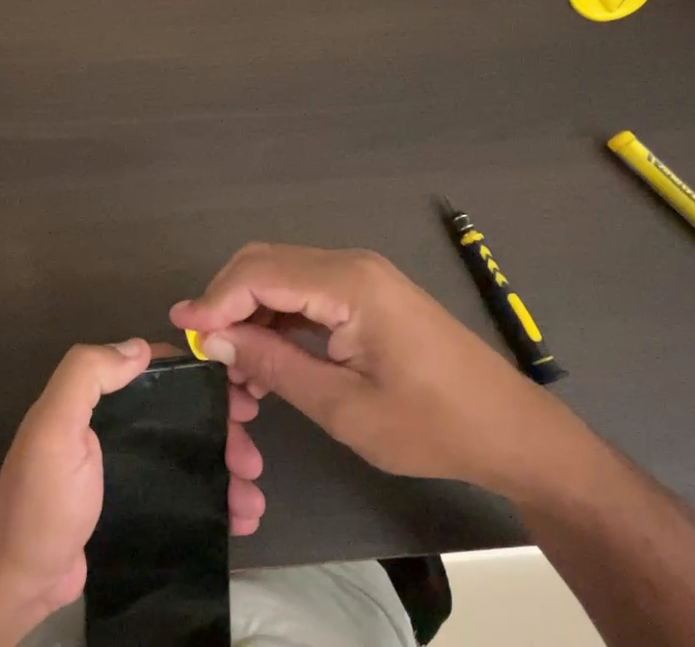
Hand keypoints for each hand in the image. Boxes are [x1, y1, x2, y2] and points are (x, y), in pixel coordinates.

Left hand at [0, 339, 268, 615]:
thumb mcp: (55, 426)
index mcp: (95, 403)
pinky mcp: (136, 506)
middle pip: (180, 417)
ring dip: (225, 471)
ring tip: (253, 498)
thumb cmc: (43, 499)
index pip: (154, 374)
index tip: (238, 394)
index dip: (198, 379)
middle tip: (252, 458)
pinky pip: (184, 494)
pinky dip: (215, 503)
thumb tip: (140, 346)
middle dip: (222, 431)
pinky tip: (241, 520)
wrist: (23, 576)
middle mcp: (112, 429)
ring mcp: (125, 469)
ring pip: (188, 457)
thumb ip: (87, 376)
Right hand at [170, 243, 590, 500]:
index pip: (258, 273)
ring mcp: (362, 277)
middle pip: (264, 263)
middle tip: (205, 352)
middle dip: (226, 302)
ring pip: (280, 276)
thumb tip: (212, 338)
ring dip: (249, 313)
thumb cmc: (432, 426)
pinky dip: (276, 319)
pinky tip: (267, 359)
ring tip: (234, 367)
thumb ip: (273, 364)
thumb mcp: (343, 407)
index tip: (182, 333)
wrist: (513, 432)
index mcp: (349, 284)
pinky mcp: (367, 294)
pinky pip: (304, 292)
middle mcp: (352, 265)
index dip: (213, 299)